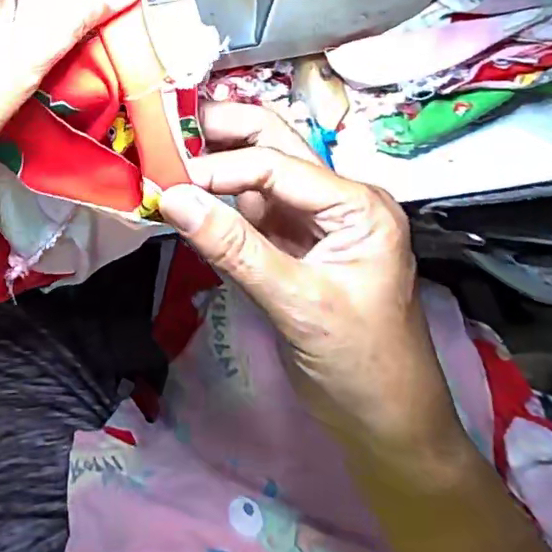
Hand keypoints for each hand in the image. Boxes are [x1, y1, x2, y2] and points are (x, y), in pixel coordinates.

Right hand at [156, 103, 467, 458]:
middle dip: (220, 131)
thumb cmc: (361, 364)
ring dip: (213, 159)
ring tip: (165, 153)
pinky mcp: (288, 241)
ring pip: (256, 170)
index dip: (219, 168)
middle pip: (273, 143)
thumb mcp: (298, 303)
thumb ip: (234, 247)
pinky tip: (184, 193)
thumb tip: (171, 198)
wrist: (386, 424)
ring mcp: (310, 219)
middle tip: (165, 127)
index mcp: (356, 204)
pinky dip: (215, 198)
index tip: (168, 181)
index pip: (275, 164)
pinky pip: (247, 206)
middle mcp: (335, 199)